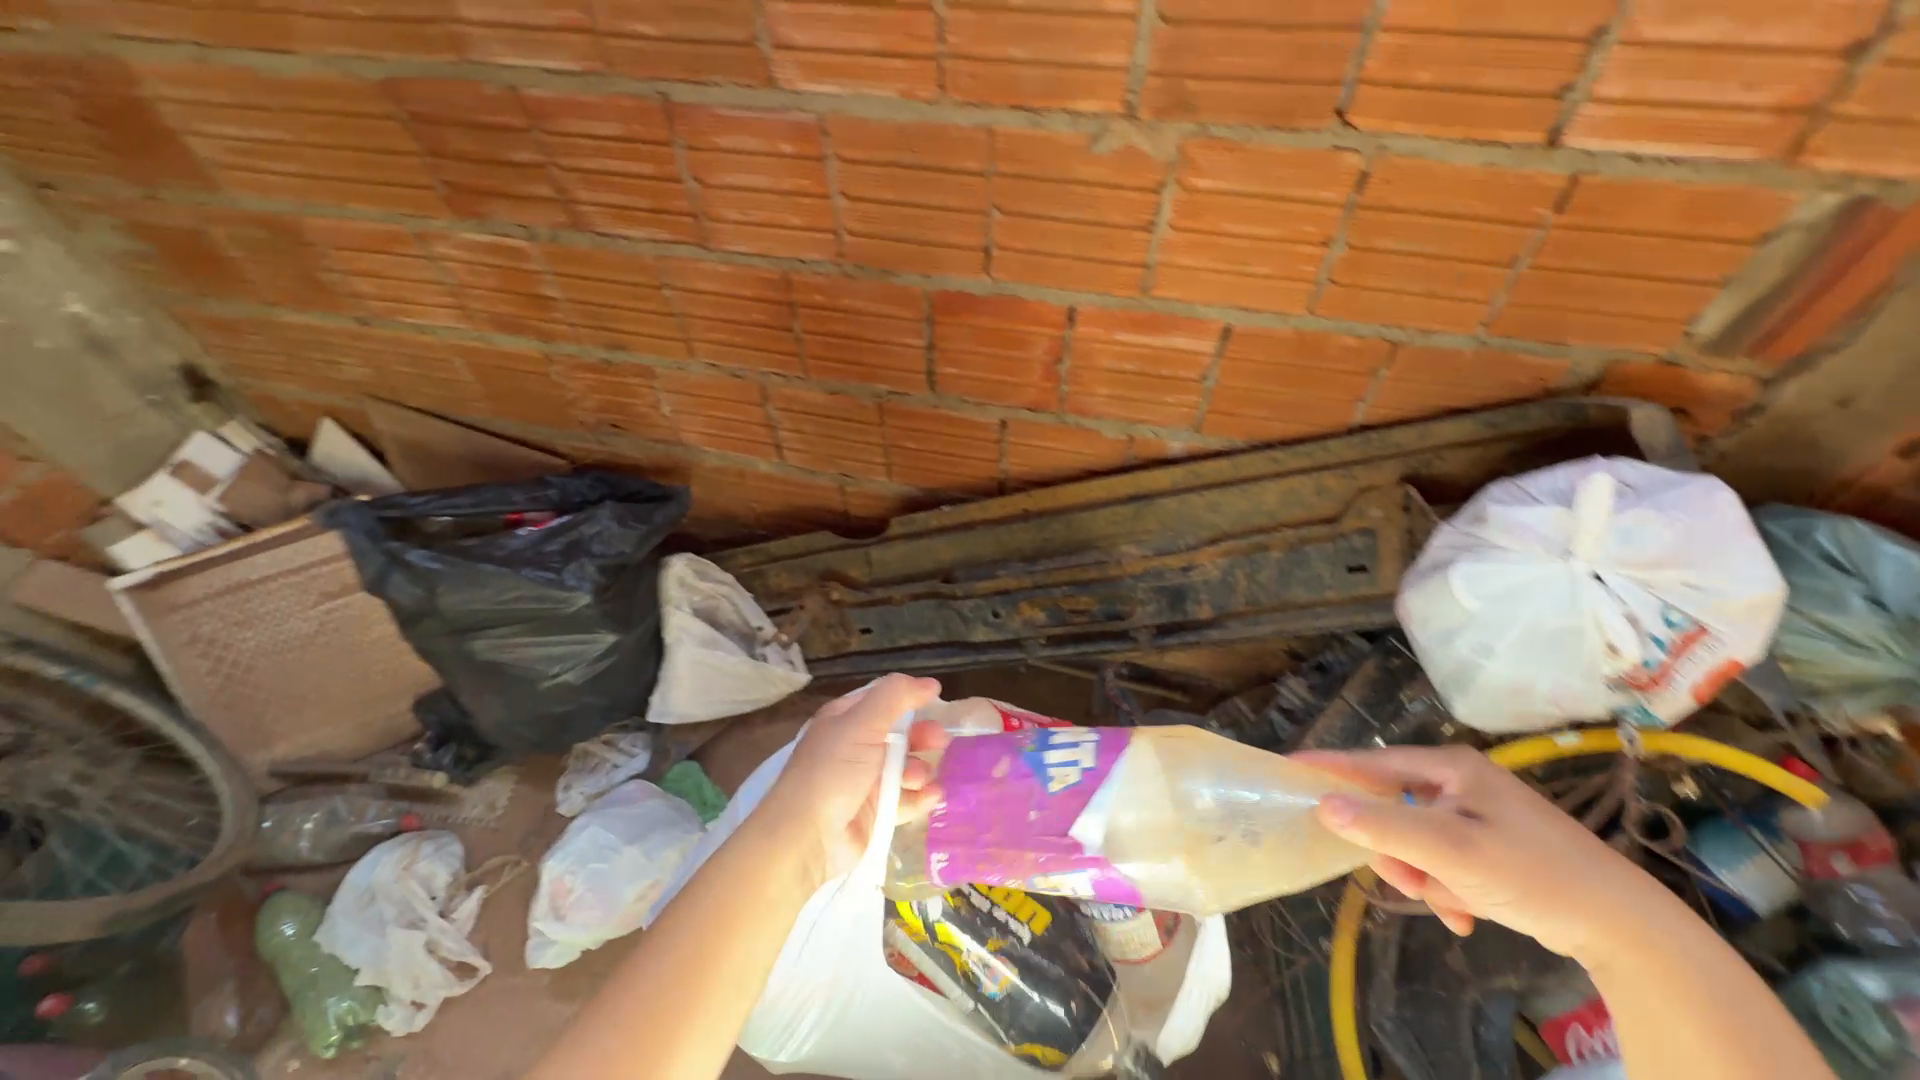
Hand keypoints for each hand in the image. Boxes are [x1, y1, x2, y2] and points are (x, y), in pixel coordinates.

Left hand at [756, 674, 948, 888]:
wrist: (807, 837)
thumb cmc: (832, 771)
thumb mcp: (861, 723)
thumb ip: (895, 697)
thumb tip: (930, 683)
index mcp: (844, 720)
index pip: (881, 699)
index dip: (909, 697)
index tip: (938, 699)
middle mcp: (854, 747)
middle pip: (898, 734)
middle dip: (921, 735)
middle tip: (942, 740)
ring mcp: (864, 782)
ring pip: (905, 768)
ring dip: (920, 769)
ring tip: (921, 777)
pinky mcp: (875, 813)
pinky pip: (906, 799)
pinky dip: (921, 797)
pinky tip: (933, 796)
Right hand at [1303, 745, 1674, 962]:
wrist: (1621, 924)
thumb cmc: (1533, 873)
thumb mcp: (1450, 850)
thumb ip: (1383, 825)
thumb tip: (1322, 805)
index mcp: (1449, 768)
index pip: (1369, 762)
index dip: (1326, 768)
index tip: (1283, 770)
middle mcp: (1459, 783)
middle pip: (1390, 809)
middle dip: (1395, 851)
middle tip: (1414, 881)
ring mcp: (1475, 814)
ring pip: (1412, 841)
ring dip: (1422, 876)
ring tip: (1454, 901)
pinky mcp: (1488, 846)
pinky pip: (1439, 861)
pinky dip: (1444, 887)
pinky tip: (1467, 912)